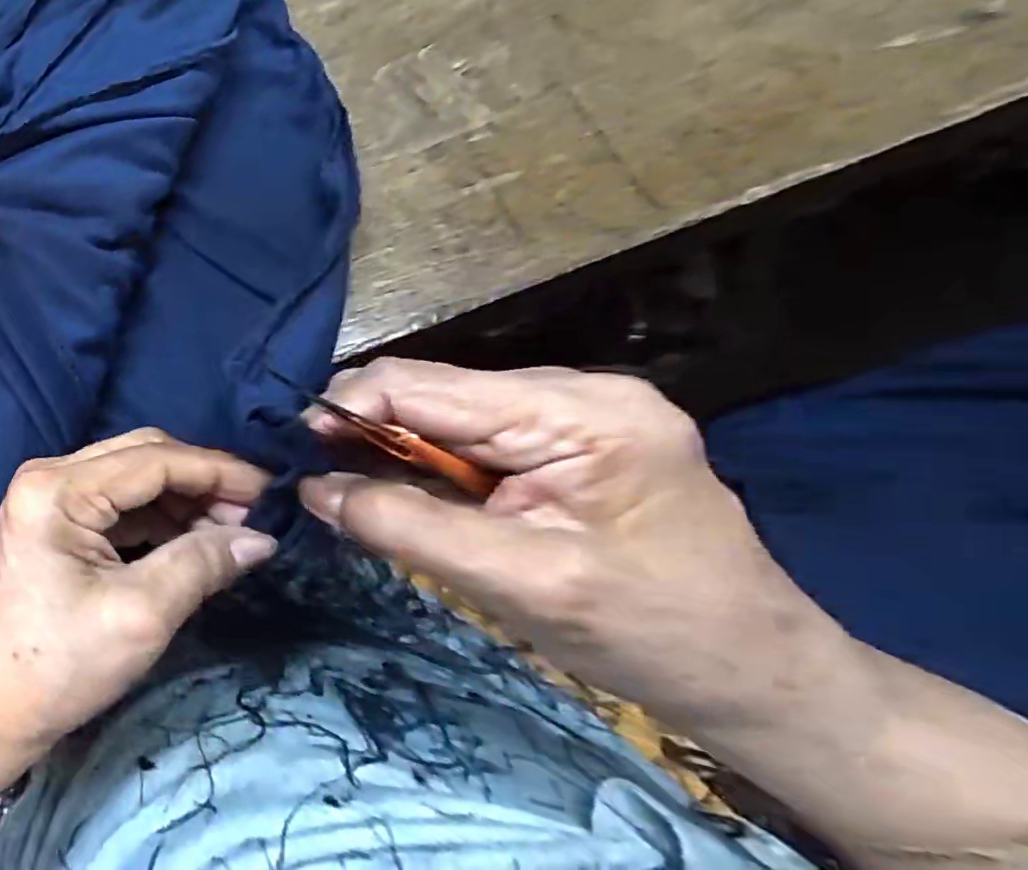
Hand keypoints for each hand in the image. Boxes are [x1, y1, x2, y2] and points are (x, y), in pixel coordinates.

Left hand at [0, 430, 278, 795]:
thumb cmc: (59, 665)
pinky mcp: (56, 518)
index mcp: (57, 488)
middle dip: (202, 480)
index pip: (153, 458)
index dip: (217, 471)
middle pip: (143, 455)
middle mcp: (49, 475)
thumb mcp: (141, 614)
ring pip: (134, 476)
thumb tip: (261, 538)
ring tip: (232, 530)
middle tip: (253, 514)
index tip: (270, 491)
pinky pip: (119, 501)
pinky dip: (160, 516)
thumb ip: (202, 564)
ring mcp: (49, 494)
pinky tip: (195, 539)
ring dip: (184, 498)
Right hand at [298, 359, 854, 728]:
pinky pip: (465, 433)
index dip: (347, 411)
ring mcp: (569, 409)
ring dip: (392, 451)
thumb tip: (312, 489)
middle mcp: (571, 390)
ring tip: (363, 495)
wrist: (762, 679)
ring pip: (439, 412)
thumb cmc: (654, 636)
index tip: (301, 457)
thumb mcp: (519, 584)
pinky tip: (415, 496)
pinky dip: (424, 463)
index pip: (421, 384)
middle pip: (428, 392)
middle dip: (366, 433)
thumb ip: (406, 526)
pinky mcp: (561, 435)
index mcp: (577, 412)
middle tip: (326, 484)